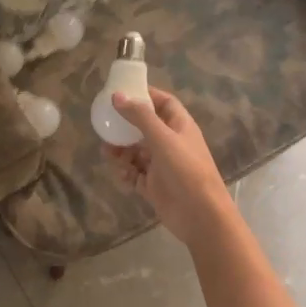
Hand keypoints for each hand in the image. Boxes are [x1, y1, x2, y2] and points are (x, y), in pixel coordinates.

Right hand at [104, 88, 235, 246]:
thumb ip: (140, 116)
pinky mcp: (153, 185)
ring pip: (135, 151)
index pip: (163, 103)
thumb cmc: (186, 169)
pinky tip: (123, 175)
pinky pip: (133, 173)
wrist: (199, 214)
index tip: (122, 93)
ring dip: (121, 151)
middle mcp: (170, 143)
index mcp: (179, 126)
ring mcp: (161, 165)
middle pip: (144, 127)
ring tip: (109, 154)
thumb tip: (117, 96)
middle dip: (125, 127)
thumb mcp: (163, 138)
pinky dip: (125, 173)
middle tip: (106, 126)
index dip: (145, 95)